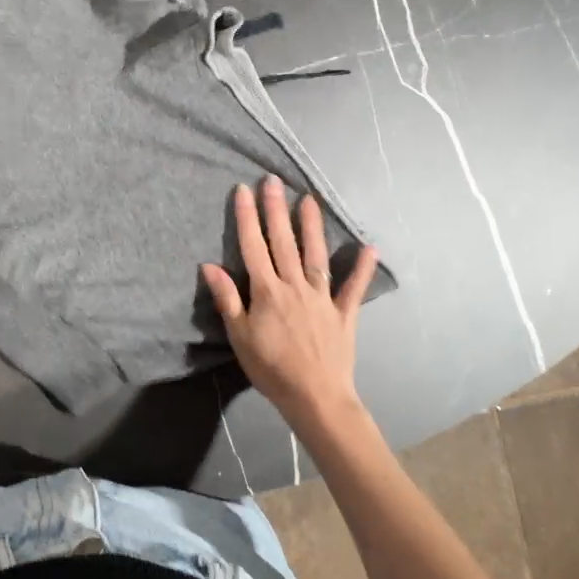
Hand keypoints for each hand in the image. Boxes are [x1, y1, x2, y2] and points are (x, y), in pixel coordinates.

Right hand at [202, 175, 379, 430]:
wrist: (315, 397)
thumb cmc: (270, 368)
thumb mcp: (238, 336)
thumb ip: (227, 298)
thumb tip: (209, 265)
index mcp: (267, 291)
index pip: (253, 246)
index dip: (246, 217)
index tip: (243, 191)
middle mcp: (295, 287)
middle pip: (283, 242)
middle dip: (276, 210)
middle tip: (272, 181)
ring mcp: (322, 298)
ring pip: (316, 255)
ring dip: (312, 226)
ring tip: (309, 199)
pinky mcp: (344, 314)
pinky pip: (354, 287)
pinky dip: (362, 268)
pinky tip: (369, 247)